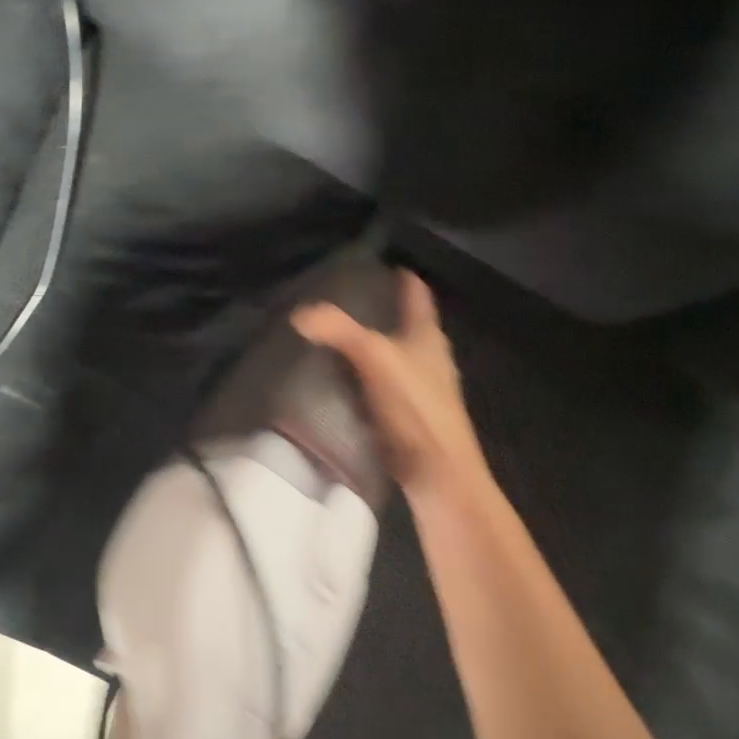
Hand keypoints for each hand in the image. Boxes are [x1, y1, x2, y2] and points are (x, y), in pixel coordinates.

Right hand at [291, 270, 489, 499]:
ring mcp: (421, 391)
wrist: (437, 473)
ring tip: (332, 342)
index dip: (401, 277)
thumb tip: (300, 314)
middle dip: (379, 313)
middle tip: (341, 304)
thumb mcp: (375, 359)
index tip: (379, 264)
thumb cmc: (415, 408)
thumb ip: (339, 332)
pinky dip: (362, 382)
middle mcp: (430, 358)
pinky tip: (338, 386)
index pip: (417, 294)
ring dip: (368, 350)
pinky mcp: (407, 419)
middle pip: (405, 325)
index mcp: (428, 336)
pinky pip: (381, 389)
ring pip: (392, 358)